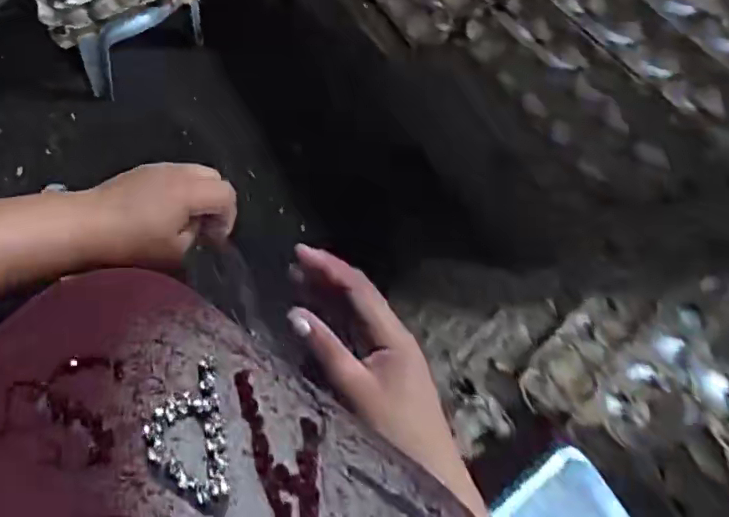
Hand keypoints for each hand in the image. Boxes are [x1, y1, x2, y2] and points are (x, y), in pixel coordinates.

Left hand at [81, 163, 236, 269]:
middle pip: (213, 177)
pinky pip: (172, 174)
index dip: (227, 219)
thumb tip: (198, 228)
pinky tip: (156, 214)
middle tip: (200, 230)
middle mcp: (178, 171)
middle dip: (214, 203)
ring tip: (178, 222)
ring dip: (195, 195)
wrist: (86, 223)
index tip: (211, 241)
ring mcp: (158, 167)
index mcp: (190, 189)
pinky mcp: (141, 170)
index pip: (227, 194)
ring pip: (193, 173)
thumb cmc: (132, 242)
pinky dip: (176, 190)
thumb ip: (197, 238)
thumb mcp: (174, 253)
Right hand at [289, 245, 486, 516]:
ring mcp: (393, 352)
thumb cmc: (397, 432)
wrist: (435, 477)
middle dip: (327, 276)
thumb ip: (327, 349)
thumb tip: (295, 313)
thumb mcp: (357, 389)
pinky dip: (336, 317)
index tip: (300, 252)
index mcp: (393, 334)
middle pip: (359, 295)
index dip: (328, 266)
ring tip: (299, 280)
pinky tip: (318, 316)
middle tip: (294, 263)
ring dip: (330, 295)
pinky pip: (358, 330)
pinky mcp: (388, 368)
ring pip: (358, 312)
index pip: (358, 287)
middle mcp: (395, 335)